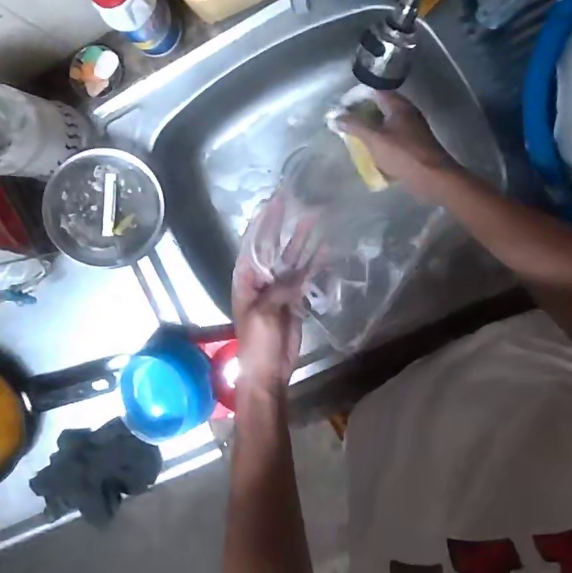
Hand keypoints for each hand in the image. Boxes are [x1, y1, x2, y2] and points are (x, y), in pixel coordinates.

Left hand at [232, 194, 309, 395]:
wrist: (269, 370)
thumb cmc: (258, 342)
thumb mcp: (265, 313)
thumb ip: (280, 289)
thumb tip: (299, 272)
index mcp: (246, 279)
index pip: (253, 244)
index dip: (263, 223)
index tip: (274, 202)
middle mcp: (261, 278)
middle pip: (273, 246)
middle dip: (283, 226)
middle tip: (295, 202)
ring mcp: (278, 287)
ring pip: (291, 258)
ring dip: (301, 240)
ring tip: (314, 218)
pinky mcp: (294, 298)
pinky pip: (304, 275)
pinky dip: (314, 261)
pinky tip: (325, 248)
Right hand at [337, 92, 457, 197]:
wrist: (432, 177)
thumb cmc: (402, 154)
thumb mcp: (373, 139)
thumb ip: (353, 126)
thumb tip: (334, 116)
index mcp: (399, 105)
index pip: (375, 91)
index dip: (357, 96)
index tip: (342, 106)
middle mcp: (408, 113)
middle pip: (381, 107)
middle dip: (362, 114)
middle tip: (346, 123)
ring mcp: (413, 129)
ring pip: (387, 124)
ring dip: (371, 129)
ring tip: (355, 137)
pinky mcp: (414, 145)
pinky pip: (393, 138)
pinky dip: (381, 141)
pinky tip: (372, 151)